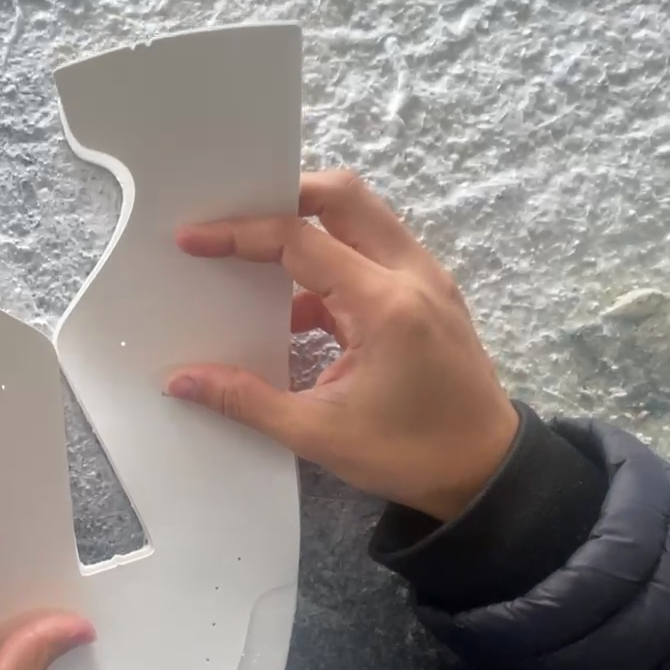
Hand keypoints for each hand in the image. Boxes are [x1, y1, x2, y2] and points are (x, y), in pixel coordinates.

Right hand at [165, 169, 517, 520]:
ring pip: (360, 218)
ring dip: (307, 224)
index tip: (194, 238)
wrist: (488, 473)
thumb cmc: (410, 455)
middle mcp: (411, 275)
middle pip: (344, 197)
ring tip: (255, 251)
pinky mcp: (422, 294)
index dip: (240, 233)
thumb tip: (181, 381)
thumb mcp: (317, 432)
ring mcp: (423, 279)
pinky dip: (325, 264)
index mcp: (386, 304)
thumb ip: (244, 399)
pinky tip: (292, 308)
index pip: (300, 240)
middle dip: (284, 195)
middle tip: (235, 215)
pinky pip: (367, 254)